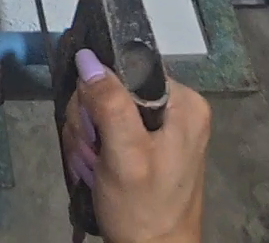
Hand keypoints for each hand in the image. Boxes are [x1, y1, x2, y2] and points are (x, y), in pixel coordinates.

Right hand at [61, 50, 209, 242]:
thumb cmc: (145, 210)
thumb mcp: (126, 156)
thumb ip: (109, 104)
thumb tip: (87, 57)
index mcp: (182, 102)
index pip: (125, 66)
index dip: (100, 90)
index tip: (96, 125)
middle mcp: (172, 106)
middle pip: (107, 86)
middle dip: (90, 120)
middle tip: (95, 151)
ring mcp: (154, 124)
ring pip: (96, 105)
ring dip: (86, 136)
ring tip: (95, 165)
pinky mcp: (138, 140)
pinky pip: (98, 124)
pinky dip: (90, 146)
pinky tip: (95, 167)